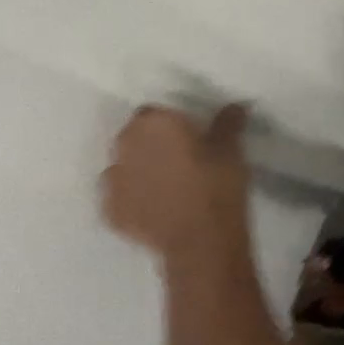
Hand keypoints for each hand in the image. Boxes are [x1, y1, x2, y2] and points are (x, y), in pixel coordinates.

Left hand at [103, 104, 252, 259]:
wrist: (199, 239)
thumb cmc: (218, 185)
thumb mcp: (232, 150)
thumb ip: (228, 124)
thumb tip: (234, 105)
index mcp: (154, 125)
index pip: (155, 111)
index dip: (172, 120)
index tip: (191, 132)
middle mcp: (125, 146)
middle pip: (134, 135)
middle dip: (153, 141)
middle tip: (182, 155)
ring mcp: (111, 180)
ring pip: (124, 165)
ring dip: (141, 167)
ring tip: (169, 182)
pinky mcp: (109, 210)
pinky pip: (121, 194)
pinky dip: (136, 195)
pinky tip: (159, 205)